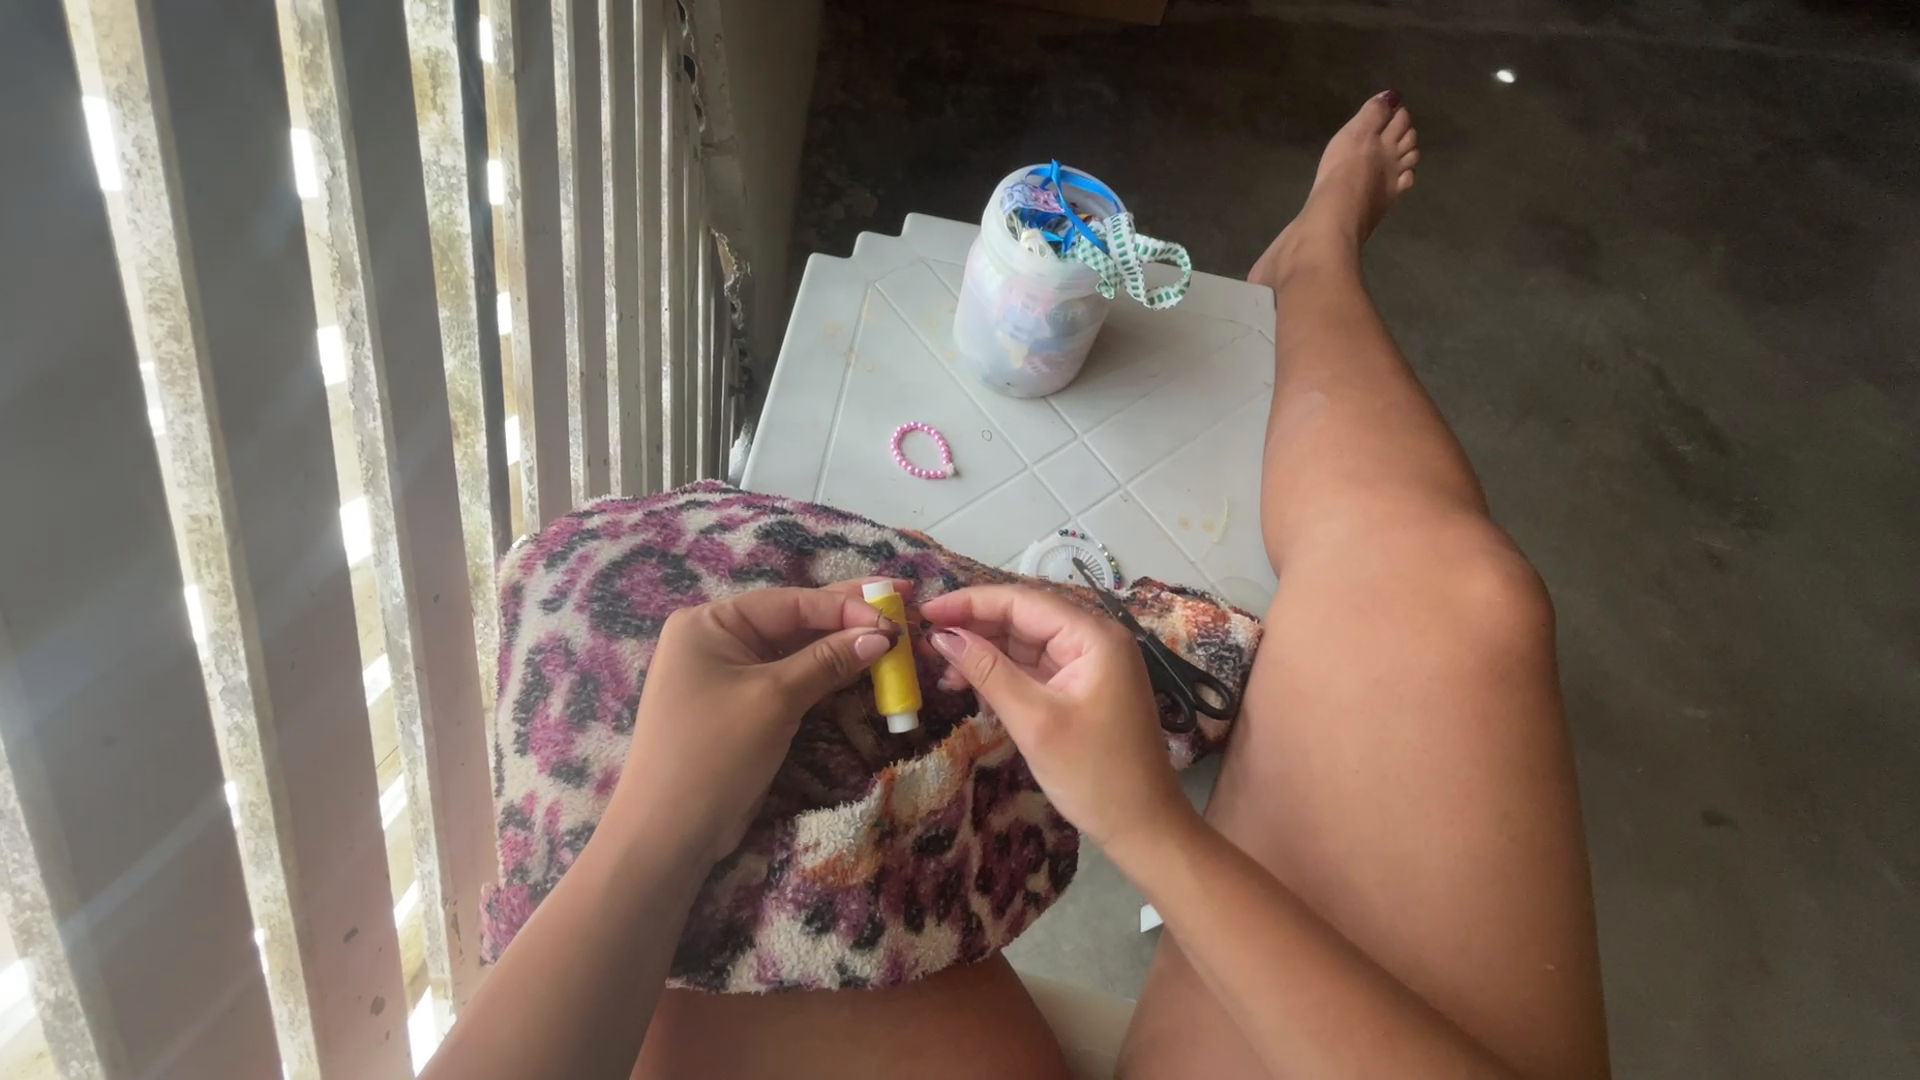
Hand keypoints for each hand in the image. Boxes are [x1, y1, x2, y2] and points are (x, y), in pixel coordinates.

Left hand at [606, 581, 904, 864]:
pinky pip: (793, 676)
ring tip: (892, 628)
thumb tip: (882, 637)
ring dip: (844, 643)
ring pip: (798, 648)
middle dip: (849, 613)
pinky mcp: (745, 704)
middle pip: (795, 618)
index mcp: (712, 622)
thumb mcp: (775, 698)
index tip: (893, 616)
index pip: (791, 602)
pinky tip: (863, 662)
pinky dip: (828, 671)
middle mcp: (719, 639)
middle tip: (901, 597)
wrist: (668, 836)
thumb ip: (829, 661)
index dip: (846, 607)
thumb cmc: (715, 752)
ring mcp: (731, 673)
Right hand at [920, 586, 1193, 851]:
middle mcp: (1094, 640)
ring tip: (944, 670)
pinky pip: (1036, 667)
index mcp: (1093, 637)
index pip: (1022, 602)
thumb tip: (943, 637)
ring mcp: (1089, 664)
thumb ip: (988, 671)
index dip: (970, 602)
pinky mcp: (1082, 687)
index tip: (926, 611)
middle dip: (975, 627)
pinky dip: (1003, 673)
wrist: (1144, 828)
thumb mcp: (1034, 720)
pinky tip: (972, 686)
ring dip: (985, 652)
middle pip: (1024, 618)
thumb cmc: (1094, 774)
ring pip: (1026, 643)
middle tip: (927, 641)